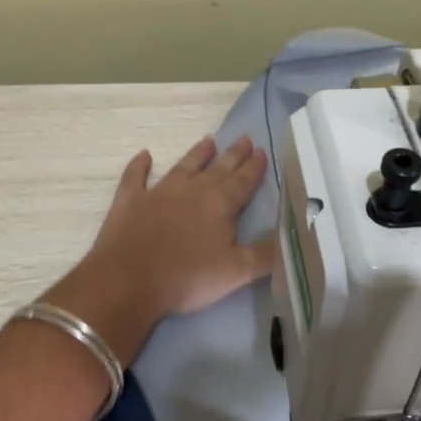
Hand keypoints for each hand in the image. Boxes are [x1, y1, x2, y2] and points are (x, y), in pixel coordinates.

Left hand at [45, 135, 272, 362]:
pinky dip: (140, 165)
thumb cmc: (187, 278)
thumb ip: (266, 255)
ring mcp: (158, 193)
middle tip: (244, 138)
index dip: (254, 168)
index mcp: (220, 204)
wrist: (129, 281)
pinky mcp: (130, 202)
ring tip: (208, 142)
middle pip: (218, 169)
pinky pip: (135, 177)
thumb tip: (291, 239)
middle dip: (233, 155)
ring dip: (197, 155)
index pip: (243, 182)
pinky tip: (144, 156)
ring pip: (183, 167)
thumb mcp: (237, 272)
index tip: (261, 151)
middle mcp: (192, 190)